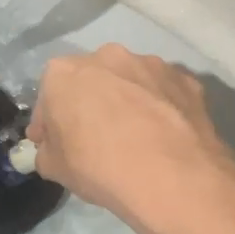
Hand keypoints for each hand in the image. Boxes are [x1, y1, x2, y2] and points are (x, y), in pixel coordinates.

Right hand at [27, 44, 234, 225]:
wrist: (171, 177)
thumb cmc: (98, 166)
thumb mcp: (53, 168)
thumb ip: (47, 150)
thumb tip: (53, 148)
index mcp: (64, 72)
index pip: (49, 95)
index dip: (49, 121)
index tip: (53, 143)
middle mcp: (107, 56)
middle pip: (91, 80)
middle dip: (89, 103)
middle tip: (93, 136)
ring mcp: (151, 64)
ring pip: (130, 81)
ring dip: (127, 101)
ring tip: (134, 136)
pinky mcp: (186, 79)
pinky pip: (163, 92)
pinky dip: (160, 107)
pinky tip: (162, 136)